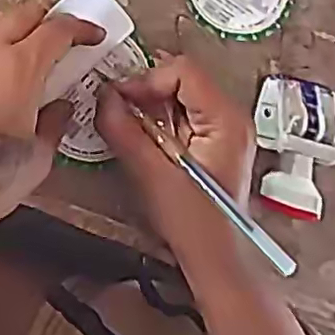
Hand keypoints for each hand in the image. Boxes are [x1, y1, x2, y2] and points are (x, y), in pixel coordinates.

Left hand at [0, 2, 103, 245]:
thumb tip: (59, 107)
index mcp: (19, 65)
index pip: (57, 29)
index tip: (93, 36)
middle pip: (23, 14)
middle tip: (64, 43)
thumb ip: (54, 123)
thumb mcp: (36, 158)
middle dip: (48, 22)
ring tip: (30, 65)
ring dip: (17, 35)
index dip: (80, 28)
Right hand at [96, 57, 258, 277]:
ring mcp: (225, 129)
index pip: (183, 71)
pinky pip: (182, 112)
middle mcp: (231, 117)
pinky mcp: (214, 141)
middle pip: (182, 78)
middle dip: (146, 90)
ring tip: (128, 122)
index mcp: (225, 119)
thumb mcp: (152, 173)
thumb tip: (104, 96)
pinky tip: (143, 135)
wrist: (216, 262)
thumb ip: (124, 130)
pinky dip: (158, 117)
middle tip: (118, 106)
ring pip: (180, 94)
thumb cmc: (193, 223)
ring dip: (150, 103)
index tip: (120, 96)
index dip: (147, 79)